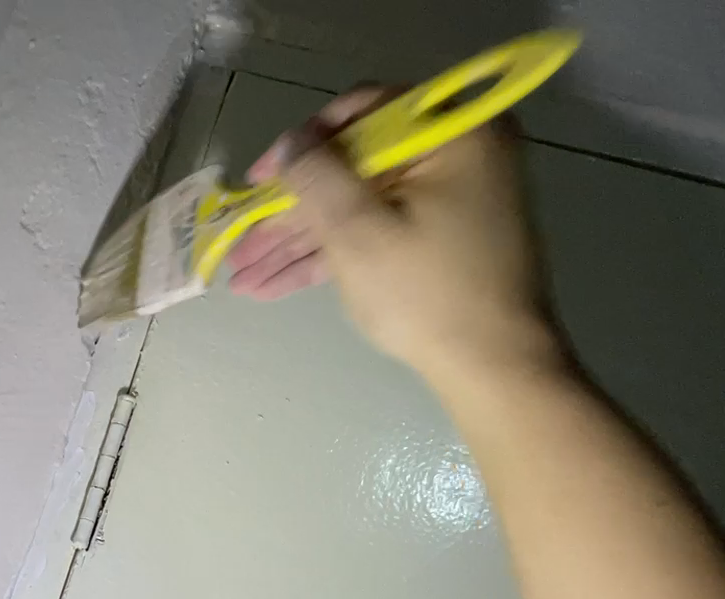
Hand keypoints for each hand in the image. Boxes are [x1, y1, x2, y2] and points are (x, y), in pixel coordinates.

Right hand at [227, 86, 567, 389]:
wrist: (486, 358)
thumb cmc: (423, 289)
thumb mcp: (357, 230)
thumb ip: (317, 177)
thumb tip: (290, 140)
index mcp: (450, 134)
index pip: (362, 113)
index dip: (300, 145)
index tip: (256, 181)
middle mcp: (451, 155)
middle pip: (349, 169)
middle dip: (287, 211)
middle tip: (237, 243)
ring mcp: (440, 199)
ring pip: (351, 207)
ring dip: (292, 242)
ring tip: (240, 277)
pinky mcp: (429, 237)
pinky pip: (366, 233)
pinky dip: (321, 257)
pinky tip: (270, 286)